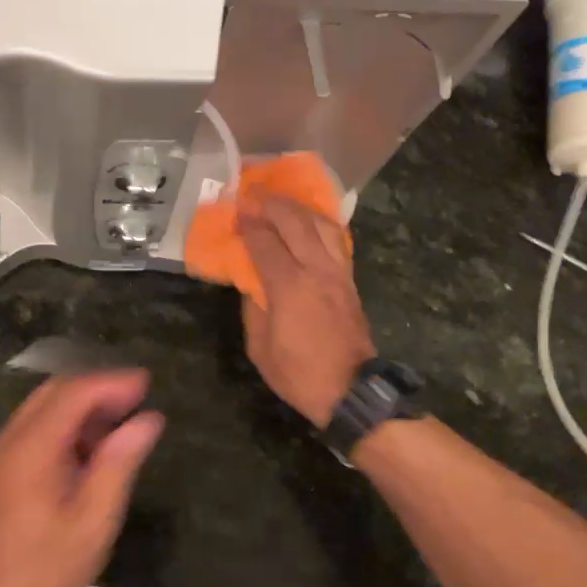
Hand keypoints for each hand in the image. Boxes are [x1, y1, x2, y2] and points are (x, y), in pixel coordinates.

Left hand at [0, 371, 164, 586]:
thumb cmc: (47, 571)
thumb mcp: (94, 520)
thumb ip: (119, 463)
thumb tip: (148, 420)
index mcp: (29, 450)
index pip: (72, 394)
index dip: (111, 383)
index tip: (147, 384)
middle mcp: (6, 444)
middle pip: (52, 394)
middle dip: (96, 391)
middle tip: (136, 402)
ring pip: (40, 411)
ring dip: (79, 410)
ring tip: (119, 428)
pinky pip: (30, 433)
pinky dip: (62, 429)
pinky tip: (89, 453)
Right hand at [238, 197, 375, 426]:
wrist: (350, 390)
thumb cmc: (299, 373)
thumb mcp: (260, 346)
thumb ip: (254, 307)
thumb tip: (251, 281)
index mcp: (289, 285)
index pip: (265, 242)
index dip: (248, 224)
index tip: (235, 211)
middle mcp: (316, 269)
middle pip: (295, 222)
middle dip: (272, 205)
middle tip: (254, 196)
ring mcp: (337, 272)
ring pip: (321, 224)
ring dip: (299, 209)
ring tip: (282, 203)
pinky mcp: (350, 280)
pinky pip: (336, 239)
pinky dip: (321, 224)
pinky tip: (310, 222)